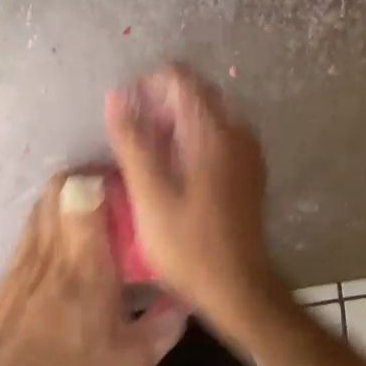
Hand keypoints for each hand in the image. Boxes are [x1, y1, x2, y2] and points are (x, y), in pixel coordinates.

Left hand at [0, 174, 189, 365]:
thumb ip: (165, 325)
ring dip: (67, 199)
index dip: (105, 177)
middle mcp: (52, 251)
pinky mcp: (9, 273)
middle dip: (87, 178)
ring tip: (92, 219)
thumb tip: (185, 299)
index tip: (129, 189)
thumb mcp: (132, 362)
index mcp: (86, 266)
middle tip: (113, 197)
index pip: (82, 191)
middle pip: (59, 185)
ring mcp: (24, 259)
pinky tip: (68, 251)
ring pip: (42, 203)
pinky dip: (51, 224)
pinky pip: (32, 229)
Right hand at [104, 65, 281, 318]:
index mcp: (213, 131)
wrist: (238, 288)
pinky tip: (174, 171)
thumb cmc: (188, 244)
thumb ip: (132, 141)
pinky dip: (193, 140)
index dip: (148, 85)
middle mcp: (237, 132)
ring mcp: (247, 151)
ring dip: (175, 123)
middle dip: (160, 104)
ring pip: (207, 114)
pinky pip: (218, 136)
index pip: (180, 78)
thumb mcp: (149, 195)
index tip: (126, 112)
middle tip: (133, 138)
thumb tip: (116, 96)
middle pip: (195, 93)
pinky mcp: (249, 170)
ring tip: (149, 156)